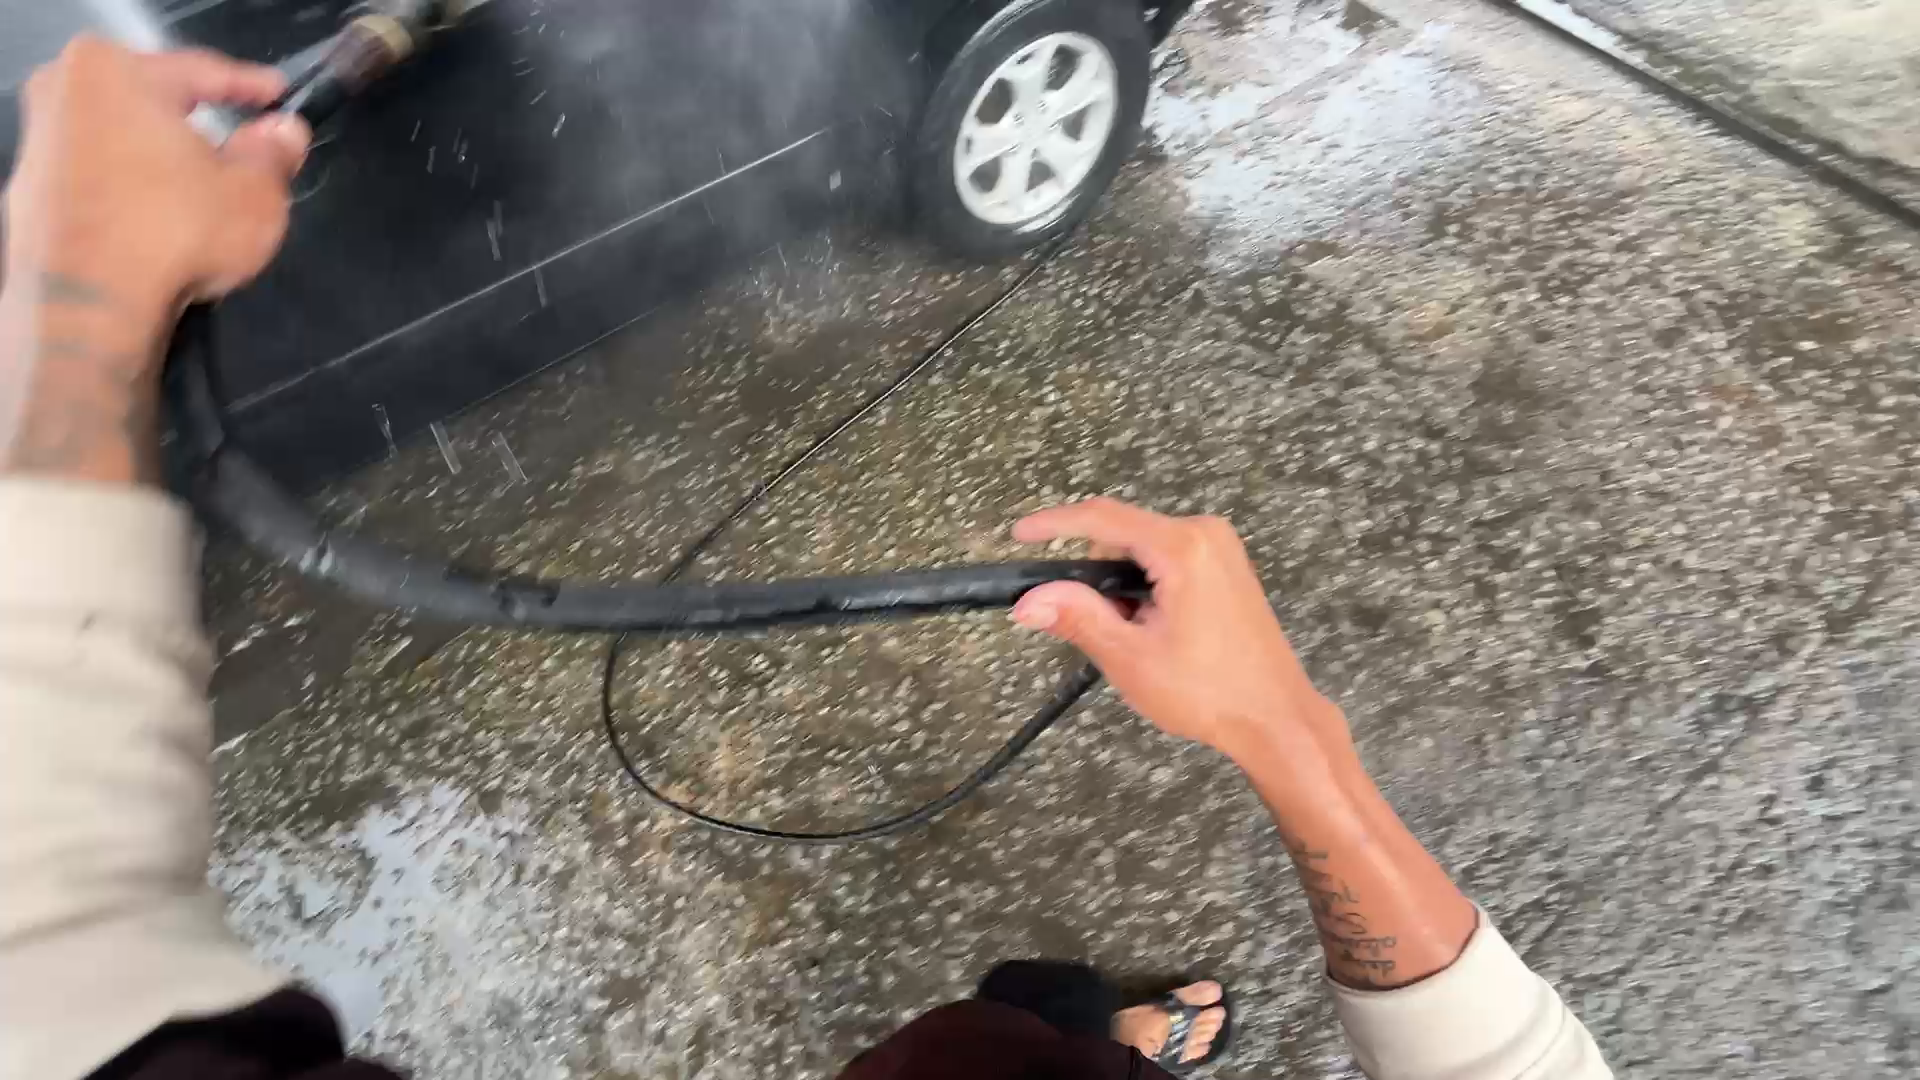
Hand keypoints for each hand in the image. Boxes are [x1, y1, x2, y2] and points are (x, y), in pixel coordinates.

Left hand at [1, 37, 308, 484]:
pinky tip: (182, 225)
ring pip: (135, 139)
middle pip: (162, 102)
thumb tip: (282, 131)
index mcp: (120, 79)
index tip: (289, 99)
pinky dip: (152, 187)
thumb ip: (272, 155)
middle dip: (215, 127)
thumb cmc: (176, 230)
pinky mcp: (37, 186)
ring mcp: (43, 139)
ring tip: (229, 201)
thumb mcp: (254, 194)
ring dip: (182, 162)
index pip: (207, 72)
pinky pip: (113, 172)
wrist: (84, 293)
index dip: (258, 88)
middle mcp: (67, 95)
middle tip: (262, 157)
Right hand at [1011, 498, 1346, 761]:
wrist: (1277, 719)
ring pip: (1141, 548)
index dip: (1054, 523)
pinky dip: (1144, 585)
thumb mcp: (1130, 657)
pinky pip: (1164, 557)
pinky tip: (1154, 626)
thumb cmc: (1207, 692)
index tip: (1020, 534)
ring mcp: (1220, 547)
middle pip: (1121, 534)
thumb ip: (1076, 617)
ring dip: (1122, 584)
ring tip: (1135, 635)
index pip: (1102, 519)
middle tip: (1105, 628)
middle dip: (1098, 575)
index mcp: (1184, 547)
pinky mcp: (1225, 564)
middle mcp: (1205, 533)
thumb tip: (1026, 602)